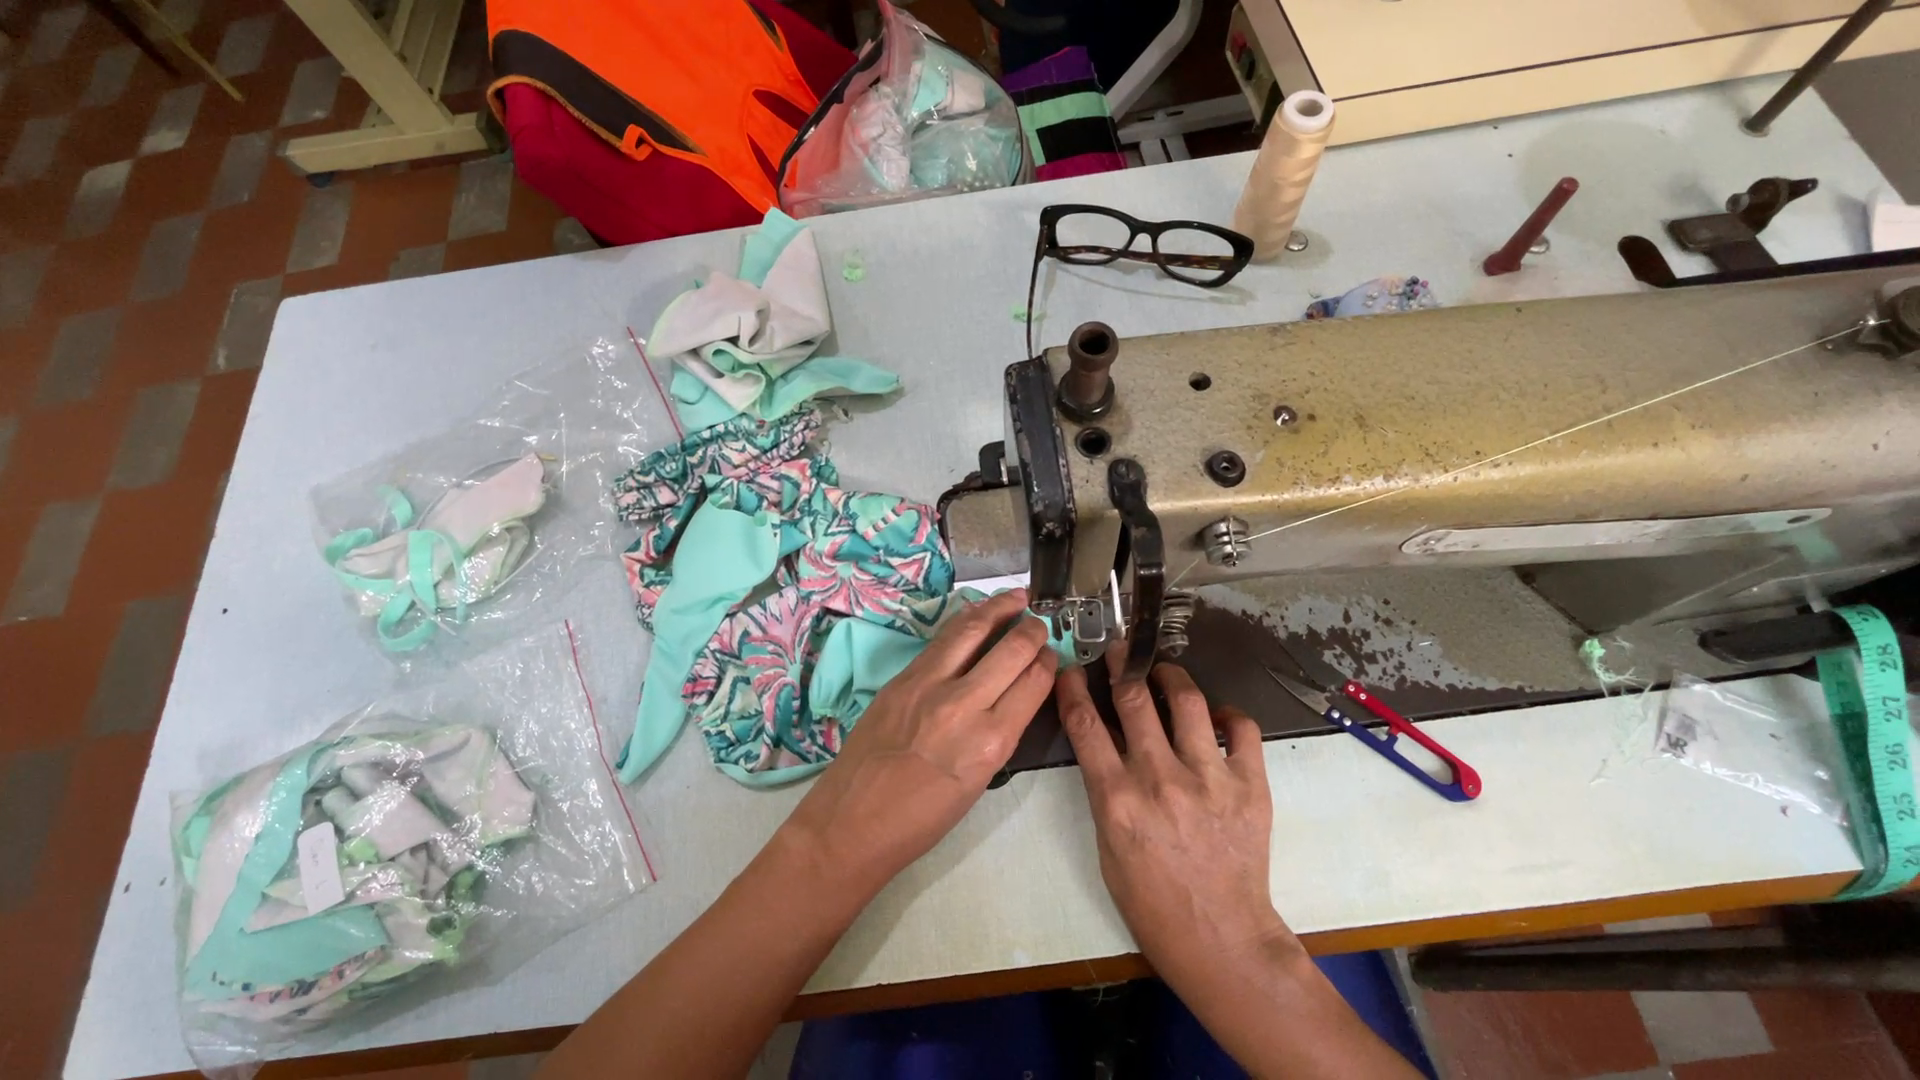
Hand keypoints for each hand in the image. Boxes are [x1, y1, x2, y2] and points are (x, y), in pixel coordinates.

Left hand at [782, 590, 1057, 892]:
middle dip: (1031, 631)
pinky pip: (940, 642)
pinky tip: (974, 616)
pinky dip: (963, 623)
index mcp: (990, 742)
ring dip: (997, 608)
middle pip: (1009, 650)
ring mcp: (927, 686)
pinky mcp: (901, 679)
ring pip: (971, 631)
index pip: (1033, 683)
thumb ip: (999, 734)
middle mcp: (963, 705)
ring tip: (1016, 597)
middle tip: (1041, 621)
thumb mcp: (978, 783)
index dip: (1047, 662)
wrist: (854, 821)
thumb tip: (1013, 696)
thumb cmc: (922, 819)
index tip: (1052, 652)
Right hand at [1055, 658, 1289, 979]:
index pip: (1086, 723)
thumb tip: (1107, 745)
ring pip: (1187, 700)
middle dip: (1121, 664)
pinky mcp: (1250, 784)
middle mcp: (1159, 778)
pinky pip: (1241, 728)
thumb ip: (1106, 791)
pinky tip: (1214, 717)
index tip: (1071, 669)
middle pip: (1134, 698)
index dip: (1073, 688)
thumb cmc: (1150, 900)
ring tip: (1164, 672)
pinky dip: (1226, 714)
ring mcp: (1209, 778)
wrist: (1218, 936)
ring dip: (1170, 676)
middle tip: (1119, 649)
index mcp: (1116, 798)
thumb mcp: (1107, 845)